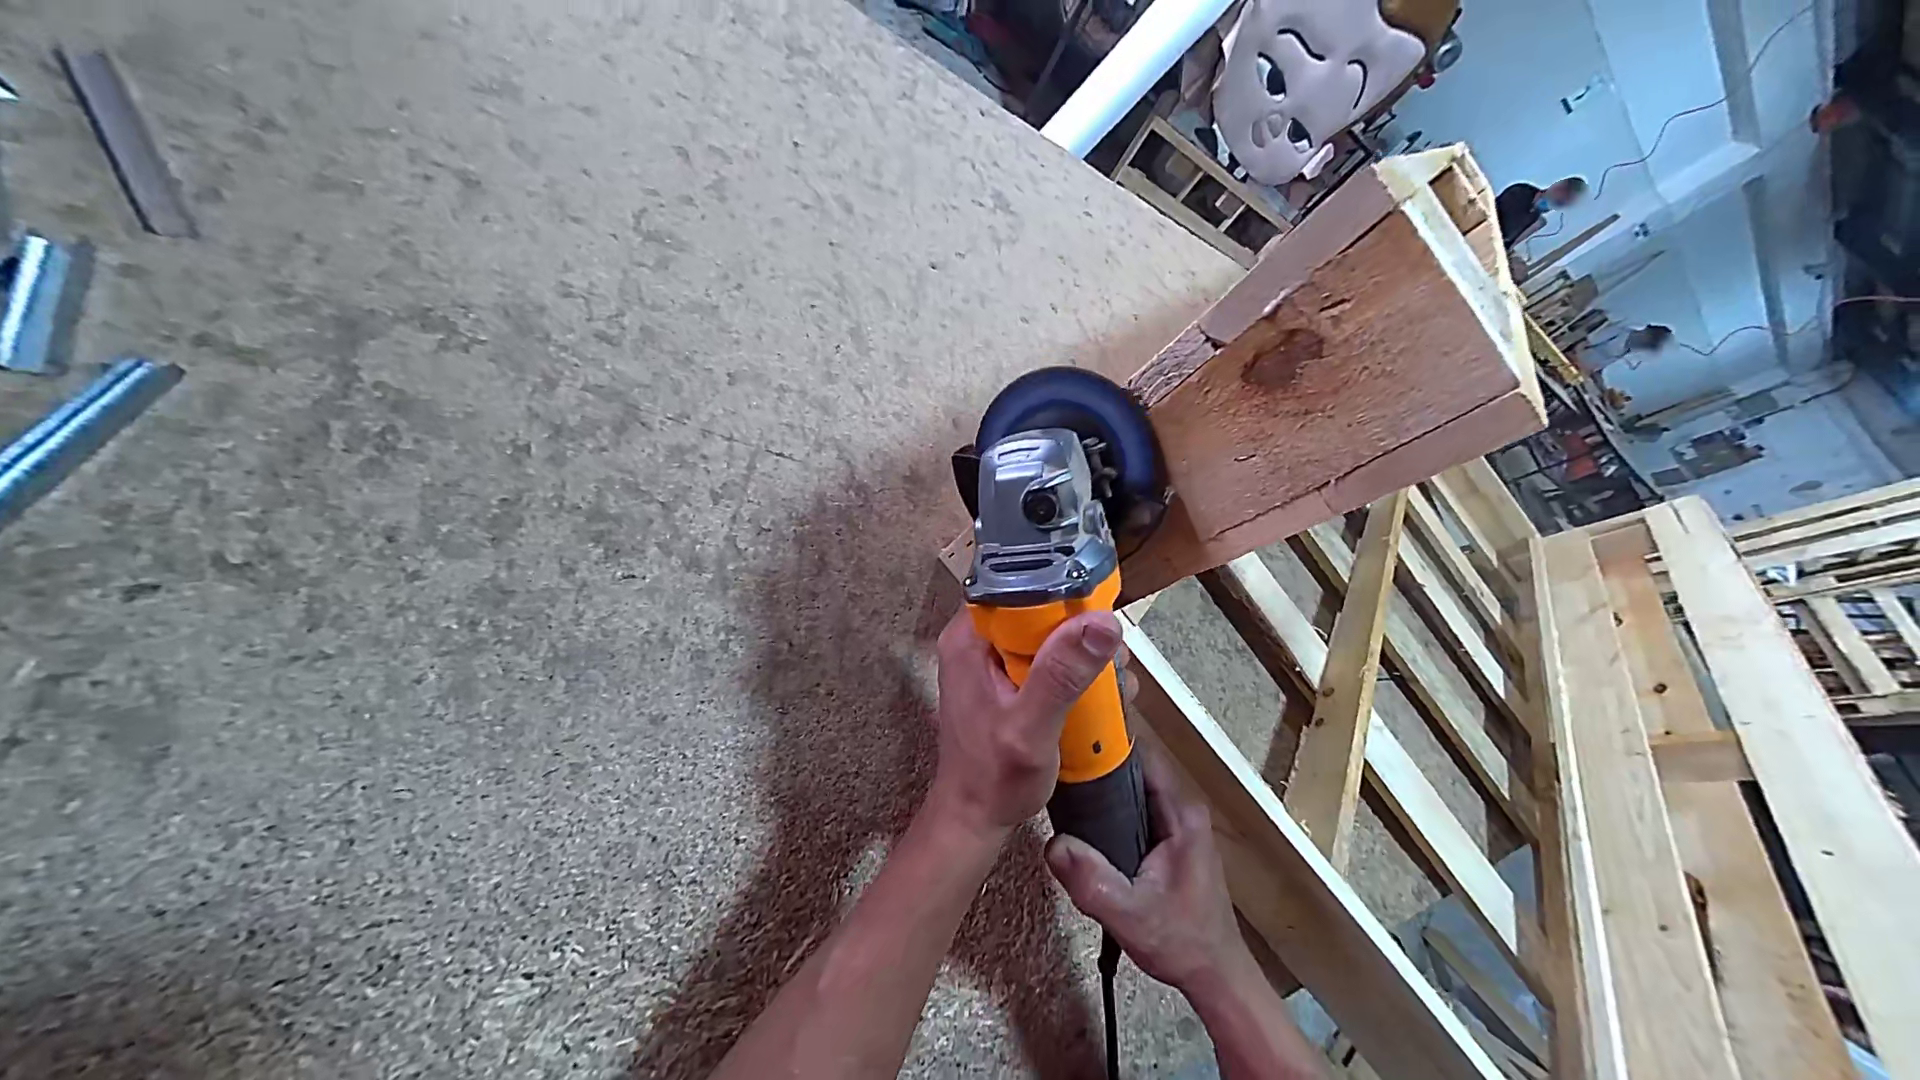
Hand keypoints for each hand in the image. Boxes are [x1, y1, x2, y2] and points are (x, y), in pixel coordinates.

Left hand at [926, 608, 1123, 838]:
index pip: (1015, 586)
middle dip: (1078, 630)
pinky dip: (1071, 672)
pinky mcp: (1006, 680)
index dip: (1060, 591)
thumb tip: (1101, 623)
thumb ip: (1061, 676)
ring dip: (1080, 655)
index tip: (1099, 610)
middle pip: (1036, 609)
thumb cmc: (993, 779)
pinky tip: (1094, 697)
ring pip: (1045, 634)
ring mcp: (991, 661)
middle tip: (1110, 661)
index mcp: (969, 640)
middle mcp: (976, 642)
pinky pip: (1045, 659)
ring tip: (1108, 683)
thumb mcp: (1031, 728)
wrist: (975, 817)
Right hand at [1044, 744, 1251, 998]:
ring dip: (1099, 788)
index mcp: (1180, 813)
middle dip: (1095, 764)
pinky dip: (1106, 808)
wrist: (1214, 975)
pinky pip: (1131, 806)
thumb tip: (1053, 844)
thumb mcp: (1131, 915)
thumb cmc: (1183, 943)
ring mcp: (1173, 821)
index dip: (1105, 742)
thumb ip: (1092, 881)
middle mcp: (1180, 808)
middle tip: (1056, 769)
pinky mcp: (1165, 837)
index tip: (1070, 737)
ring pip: (1129, 786)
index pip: (1140, 754)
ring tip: (1062, 793)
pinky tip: (1082, 824)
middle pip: (1131, 766)